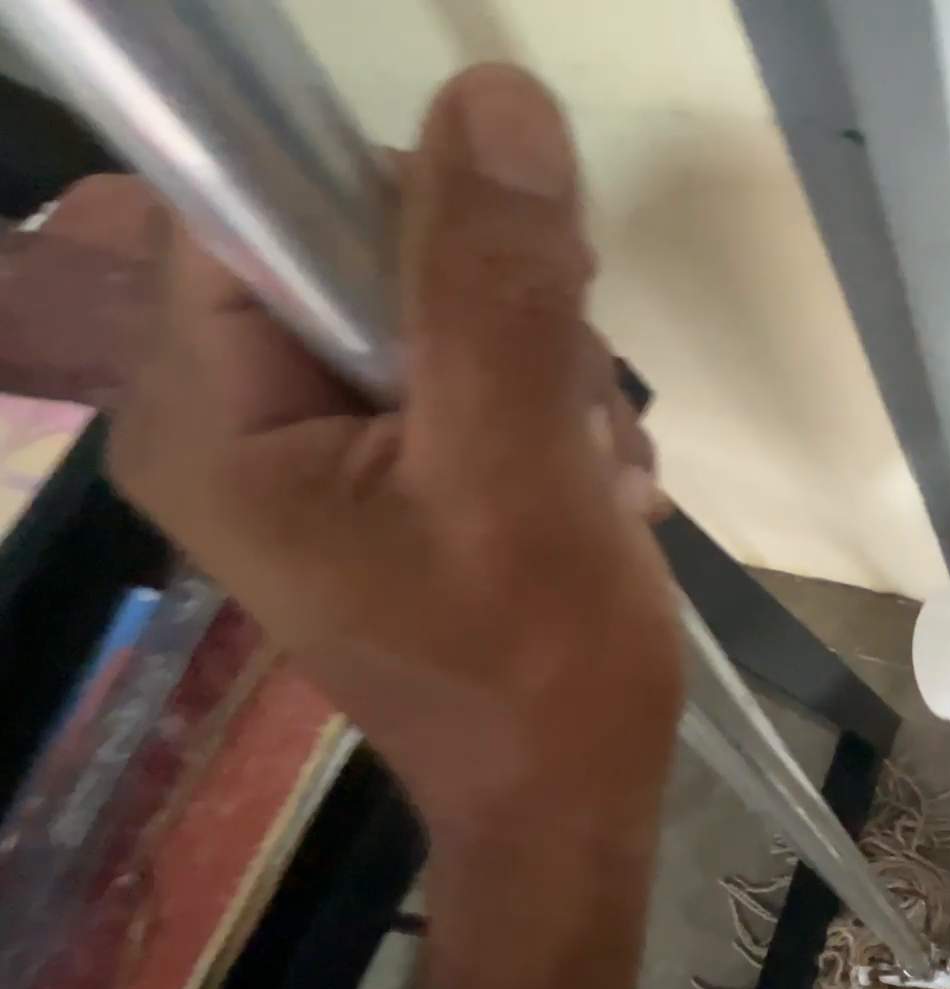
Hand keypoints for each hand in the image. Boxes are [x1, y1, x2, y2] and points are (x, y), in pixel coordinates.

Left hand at [105, 64, 681, 836]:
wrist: (576, 797)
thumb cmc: (540, 667)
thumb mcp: (524, 475)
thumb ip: (500, 297)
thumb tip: (504, 106)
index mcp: (218, 412)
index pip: (267, 208)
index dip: (412, 212)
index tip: (541, 284)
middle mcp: (259, 423)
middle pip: (381, 267)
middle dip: (515, 325)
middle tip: (579, 419)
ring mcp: (348, 459)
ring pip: (461, 330)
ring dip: (562, 383)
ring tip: (602, 480)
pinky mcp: (423, 486)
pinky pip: (496, 393)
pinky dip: (570, 428)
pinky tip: (606, 496)